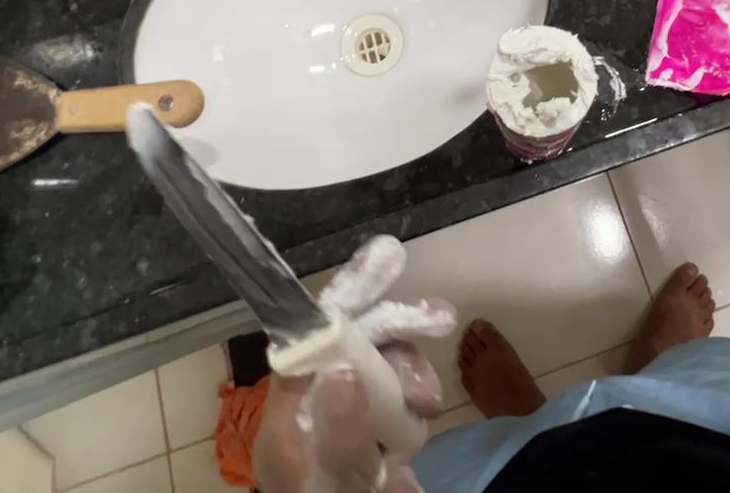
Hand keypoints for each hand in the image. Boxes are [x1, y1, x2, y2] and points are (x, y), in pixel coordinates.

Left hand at [253, 236, 456, 492]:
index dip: (350, 293)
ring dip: (412, 374)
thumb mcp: (334, 486)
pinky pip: (403, 396)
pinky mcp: (378, 433)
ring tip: (425, 404)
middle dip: (398, 327)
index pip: (314, 332)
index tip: (384, 260)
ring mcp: (349, 418)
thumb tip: (346, 366)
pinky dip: (419, 399)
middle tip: (439, 318)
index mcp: (290, 410)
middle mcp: (317, 404)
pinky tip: (425, 414)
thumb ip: (343, 434)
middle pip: (358, 339)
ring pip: (387, 365)